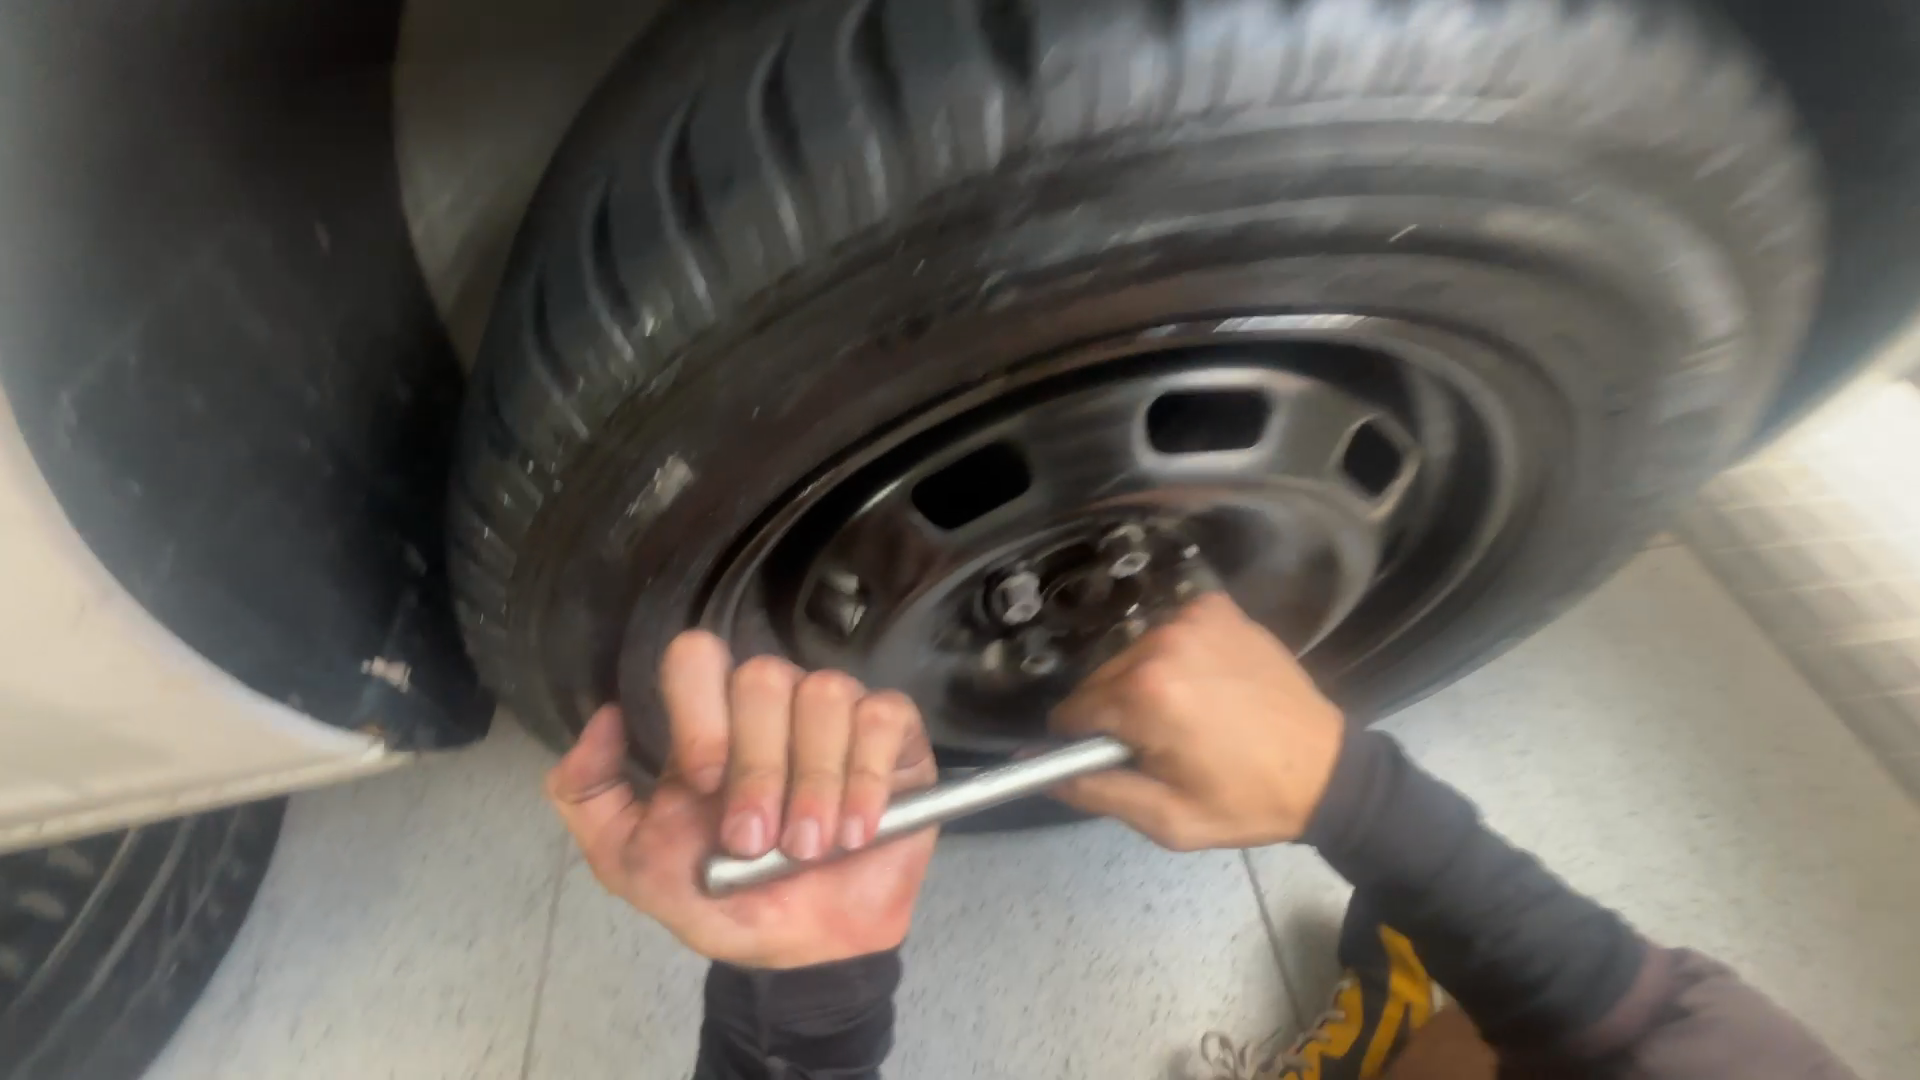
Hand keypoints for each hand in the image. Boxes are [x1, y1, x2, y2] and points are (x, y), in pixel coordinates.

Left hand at [545, 631, 939, 969]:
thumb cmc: (722, 896)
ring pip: (826, 693)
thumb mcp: (632, 862)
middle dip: (760, 767)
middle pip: (764, 676)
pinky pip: (884, 717)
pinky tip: (860, 829)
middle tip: (757, 840)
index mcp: (716, 719)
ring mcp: (839, 710)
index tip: (705, 782)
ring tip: (812, 846)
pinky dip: (868, 777)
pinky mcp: (894, 732)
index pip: (698, 658)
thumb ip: (590, 794)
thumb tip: (606, 715)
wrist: (804, 946)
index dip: (700, 711)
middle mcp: (777, 701)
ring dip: (815, 781)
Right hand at [1049, 592, 1345, 850]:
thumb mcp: (1168, 818)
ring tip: (1184, 711)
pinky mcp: (1214, 608)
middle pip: (1101, 677)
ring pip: (1131, 653)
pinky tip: (1203, 680)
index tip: (1106, 753)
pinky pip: (1167, 630)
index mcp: (1144, 694)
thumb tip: (1042, 772)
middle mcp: (1160, 642)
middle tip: (1154, 740)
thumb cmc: (1244, 800)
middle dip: (1114, 710)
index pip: (1074, 708)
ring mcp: (1190, 618)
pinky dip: (1173, 653)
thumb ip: (1096, 791)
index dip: (1080, 736)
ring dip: (1142, 680)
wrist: (1327, 770)